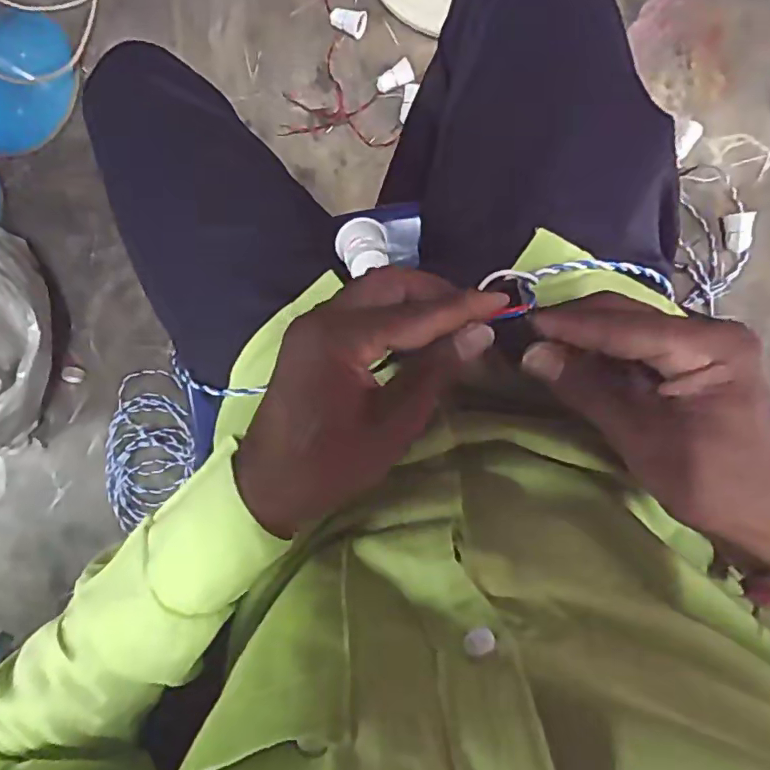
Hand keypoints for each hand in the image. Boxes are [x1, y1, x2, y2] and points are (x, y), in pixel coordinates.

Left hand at [234, 267, 504, 538]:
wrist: (268, 485)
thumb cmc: (330, 465)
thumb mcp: (392, 424)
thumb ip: (434, 372)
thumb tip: (477, 333)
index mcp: (338, 337)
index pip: (412, 313)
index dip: (460, 307)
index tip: (501, 301)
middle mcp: (321, 318)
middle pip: (388, 284)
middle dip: (435, 291)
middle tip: (475, 312)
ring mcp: (311, 325)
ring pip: (371, 292)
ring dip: (412, 299)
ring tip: (453, 320)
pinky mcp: (310, 338)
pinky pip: (357, 310)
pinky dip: (390, 313)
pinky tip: (416, 332)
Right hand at [519, 293, 769, 573]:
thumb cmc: (713, 485)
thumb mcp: (642, 440)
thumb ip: (588, 390)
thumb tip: (533, 353)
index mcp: (710, 346)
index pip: (624, 325)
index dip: (569, 324)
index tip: (522, 324)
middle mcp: (712, 329)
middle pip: (627, 313)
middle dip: (574, 323)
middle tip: (525, 336)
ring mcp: (707, 341)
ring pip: (631, 323)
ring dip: (586, 334)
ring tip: (542, 346)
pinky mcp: (697, 357)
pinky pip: (640, 341)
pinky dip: (605, 348)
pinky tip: (577, 357)